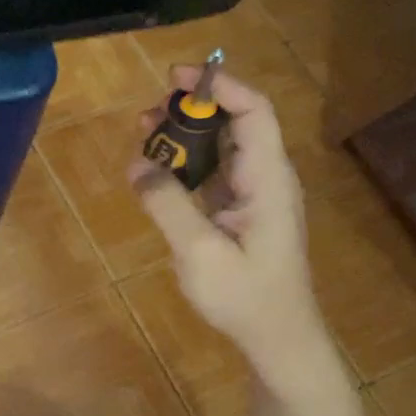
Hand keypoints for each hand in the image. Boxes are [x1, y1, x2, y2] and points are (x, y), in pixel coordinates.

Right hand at [127, 66, 332, 384]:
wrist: (278, 338)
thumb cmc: (246, 296)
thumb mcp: (198, 251)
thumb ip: (167, 203)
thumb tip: (137, 162)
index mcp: (267, 180)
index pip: (253, 112)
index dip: (219, 87)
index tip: (176, 77)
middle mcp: (265, 178)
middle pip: (234, 123)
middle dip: (192, 110)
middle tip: (146, 114)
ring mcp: (254, 195)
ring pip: (221, 147)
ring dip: (185, 136)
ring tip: (144, 136)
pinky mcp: (241, 212)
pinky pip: (213, 172)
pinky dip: (185, 163)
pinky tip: (156, 172)